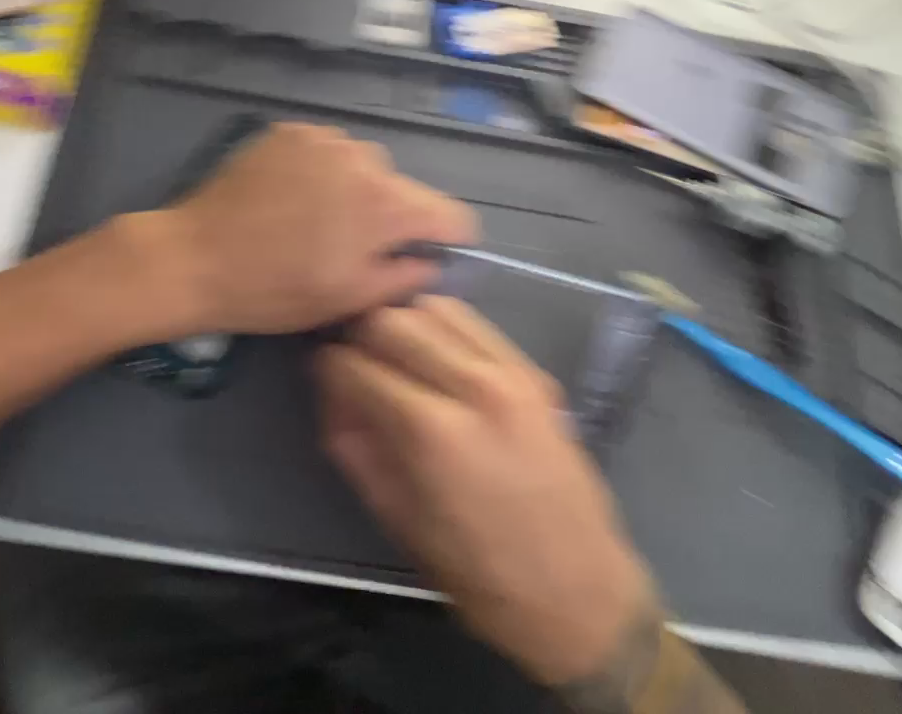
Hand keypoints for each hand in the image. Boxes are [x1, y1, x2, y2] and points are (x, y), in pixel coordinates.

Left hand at [149, 123, 476, 334]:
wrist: (193, 257)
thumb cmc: (274, 290)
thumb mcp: (348, 298)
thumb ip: (406, 276)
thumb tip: (437, 261)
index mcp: (385, 204)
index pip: (451, 215)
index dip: (447, 241)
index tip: (426, 259)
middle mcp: (363, 158)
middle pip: (404, 190)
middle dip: (391, 219)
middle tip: (351, 250)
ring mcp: (323, 139)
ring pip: (365, 167)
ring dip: (355, 191)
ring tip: (314, 222)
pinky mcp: (289, 132)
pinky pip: (328, 151)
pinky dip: (323, 173)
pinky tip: (291, 198)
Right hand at [314, 297, 660, 687]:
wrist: (580, 593)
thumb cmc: (478, 572)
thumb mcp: (397, 518)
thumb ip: (354, 448)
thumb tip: (332, 396)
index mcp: (432, 432)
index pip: (356, 366)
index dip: (327, 367)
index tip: (321, 376)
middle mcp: (472, 386)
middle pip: (391, 322)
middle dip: (358, 336)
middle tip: (353, 363)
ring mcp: (511, 374)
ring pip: (434, 307)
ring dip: (401, 323)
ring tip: (392, 353)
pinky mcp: (535, 373)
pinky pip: (475, 323)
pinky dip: (442, 325)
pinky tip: (433, 353)